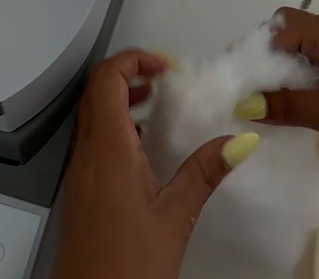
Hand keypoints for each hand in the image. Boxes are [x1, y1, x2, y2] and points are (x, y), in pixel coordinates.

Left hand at [50, 49, 255, 278]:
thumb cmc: (128, 266)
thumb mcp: (176, 216)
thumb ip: (205, 172)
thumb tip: (240, 142)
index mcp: (108, 148)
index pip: (107, 78)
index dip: (133, 59)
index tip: (164, 67)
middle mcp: (86, 153)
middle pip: (95, 90)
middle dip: (129, 74)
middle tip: (162, 80)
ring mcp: (78, 172)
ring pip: (91, 114)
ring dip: (120, 99)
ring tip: (156, 108)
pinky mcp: (79, 191)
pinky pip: (91, 139)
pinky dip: (114, 127)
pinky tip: (143, 149)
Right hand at [250, 7, 318, 167]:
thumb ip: (285, 106)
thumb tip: (243, 104)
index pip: (275, 28)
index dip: (254, 53)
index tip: (238, 85)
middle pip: (285, 37)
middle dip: (265, 64)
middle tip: (250, 99)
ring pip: (298, 54)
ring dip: (282, 77)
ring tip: (266, 110)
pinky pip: (313, 67)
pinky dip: (299, 84)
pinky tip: (294, 112)